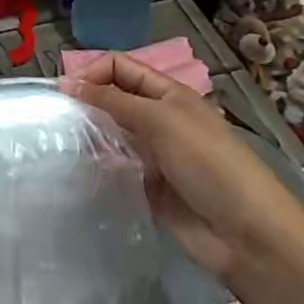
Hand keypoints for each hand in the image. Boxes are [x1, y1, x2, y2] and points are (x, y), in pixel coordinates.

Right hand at [59, 52, 299, 276]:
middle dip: (86, 103)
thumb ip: (112, 101)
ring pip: (110, 134)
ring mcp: (152, 154)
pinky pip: (115, 168)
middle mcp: (158, 119)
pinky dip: (98, 166)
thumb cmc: (208, 164)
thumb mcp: (160, 121)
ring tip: (62, 145)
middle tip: (55, 118)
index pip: (120, 67)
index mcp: (167, 94)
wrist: (248, 237)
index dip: (92, 72)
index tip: (62, 92)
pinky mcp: (147, 187)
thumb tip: (66, 83)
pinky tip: (79, 171)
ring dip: (89, 135)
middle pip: (112, 99)